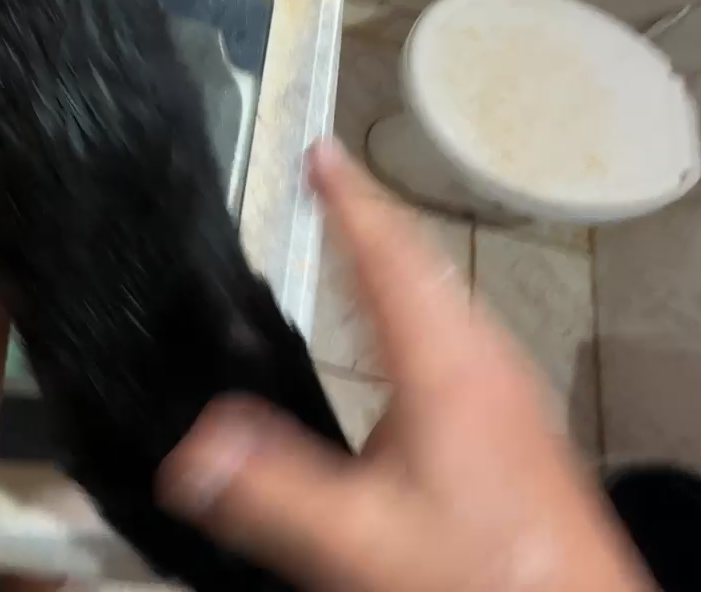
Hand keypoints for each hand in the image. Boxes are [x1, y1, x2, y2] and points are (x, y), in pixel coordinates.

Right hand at [157, 140, 654, 591]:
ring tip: (355, 217)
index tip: (320, 151)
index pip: (388, 256)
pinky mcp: (508, 411)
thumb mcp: (367, 541)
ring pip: (440, 285)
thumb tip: (193, 443)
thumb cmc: (490, 578)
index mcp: (445, 366)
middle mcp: (480, 360)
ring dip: (392, 241)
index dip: (349, 198)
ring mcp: (502, 384)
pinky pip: (450, 316)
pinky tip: (401, 309)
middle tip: (328, 171)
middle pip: (418, 257)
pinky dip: (412, 283)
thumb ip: (274, 490)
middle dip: (367, 207)